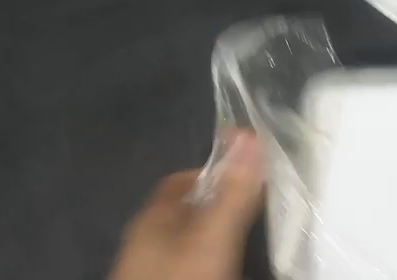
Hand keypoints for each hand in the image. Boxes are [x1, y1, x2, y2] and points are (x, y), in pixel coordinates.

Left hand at [109, 130, 265, 279]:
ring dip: (213, 244)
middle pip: (186, 213)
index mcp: (151, 215)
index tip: (248, 180)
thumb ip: (232, 189)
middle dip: (218, 210)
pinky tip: (222, 272)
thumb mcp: (213, 236)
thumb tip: (251, 132)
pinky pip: (182, 269)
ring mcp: (145, 273)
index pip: (183, 179)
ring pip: (184, 247)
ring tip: (245, 251)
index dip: (216, 174)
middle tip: (253, 218)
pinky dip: (204, 267)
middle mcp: (143, 241)